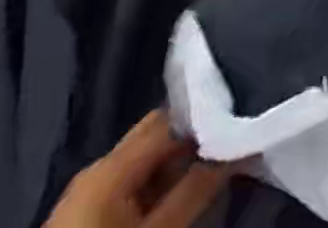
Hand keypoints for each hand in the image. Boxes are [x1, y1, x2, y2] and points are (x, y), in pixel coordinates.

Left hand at [43, 109, 230, 227]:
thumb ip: (196, 188)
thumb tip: (236, 150)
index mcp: (110, 166)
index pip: (171, 117)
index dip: (208, 115)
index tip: (240, 121)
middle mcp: (98, 167)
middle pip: (157, 132)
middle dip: (194, 135)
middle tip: (231, 143)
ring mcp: (88, 190)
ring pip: (146, 156)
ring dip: (178, 159)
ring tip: (214, 166)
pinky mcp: (86, 211)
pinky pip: (133, 178)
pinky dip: (160, 179)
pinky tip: (182, 190)